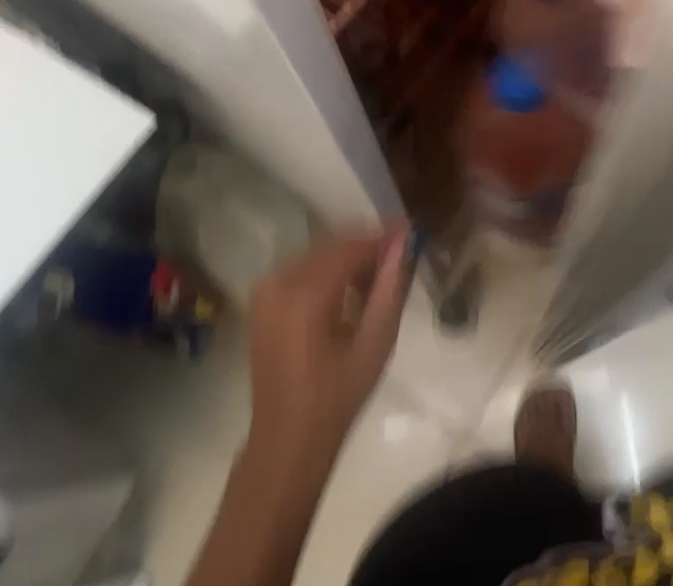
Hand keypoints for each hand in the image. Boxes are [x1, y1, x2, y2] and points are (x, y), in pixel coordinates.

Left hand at [245, 225, 411, 457]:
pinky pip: (300, 270)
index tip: (411, 233)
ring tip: (376, 281)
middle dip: (365, 247)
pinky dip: (326, 273)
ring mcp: (265, 291)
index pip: (350, 246)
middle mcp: (279, 282)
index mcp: (306, 294)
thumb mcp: (375, 343)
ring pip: (315, 255)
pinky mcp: (261, 301)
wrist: (287, 439)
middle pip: (330, 246)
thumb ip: (391, 287)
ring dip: (346, 259)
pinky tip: (346, 294)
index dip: (382, 238)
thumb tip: (405, 242)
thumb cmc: (338, 396)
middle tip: (398, 260)